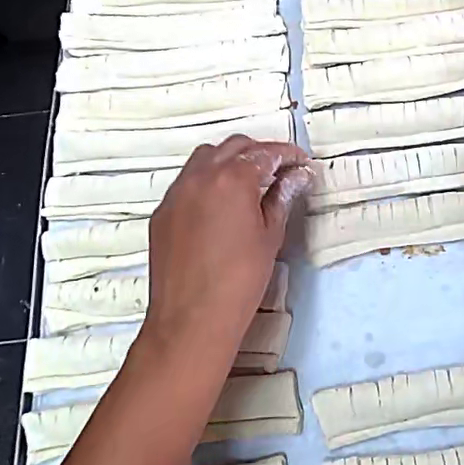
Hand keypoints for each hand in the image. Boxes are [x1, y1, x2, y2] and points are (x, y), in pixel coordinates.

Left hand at [146, 136, 311, 351]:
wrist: (192, 318)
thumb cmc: (241, 278)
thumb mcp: (270, 234)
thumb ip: (282, 197)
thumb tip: (296, 177)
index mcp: (232, 178)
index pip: (265, 153)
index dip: (287, 155)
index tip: (301, 163)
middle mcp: (200, 176)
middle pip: (234, 147)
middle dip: (259, 153)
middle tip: (280, 170)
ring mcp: (176, 193)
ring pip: (206, 158)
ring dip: (230, 160)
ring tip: (250, 182)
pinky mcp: (162, 212)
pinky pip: (187, 182)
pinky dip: (208, 181)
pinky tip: (222, 205)